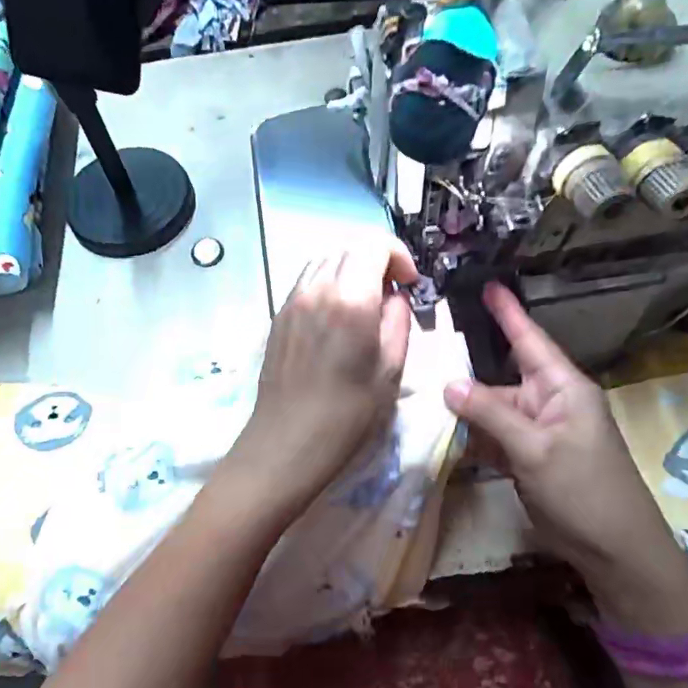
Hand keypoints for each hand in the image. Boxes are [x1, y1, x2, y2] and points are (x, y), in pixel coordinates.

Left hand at [222, 237, 419, 514]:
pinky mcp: (277, 318)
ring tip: (364, 305)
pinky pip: (306, 283)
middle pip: (347, 247)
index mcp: (350, 299)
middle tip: (391, 293)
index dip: (398, 255)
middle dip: (375, 260)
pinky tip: (337, 320)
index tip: (409, 283)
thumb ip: (398, 322)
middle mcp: (316, 289)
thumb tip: (395, 299)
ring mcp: (291, 302)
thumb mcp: (390, 371)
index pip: (374, 244)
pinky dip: (328, 286)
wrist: (287, 444)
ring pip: (324, 262)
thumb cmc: (347, 415)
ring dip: (350, 270)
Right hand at [443, 283, 687, 631]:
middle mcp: (549, 403)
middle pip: (500, 380)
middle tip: (423, 362)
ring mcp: (537, 434)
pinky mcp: (528, 460)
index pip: (529, 340)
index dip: (507, 313)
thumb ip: (491, 414)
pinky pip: (495, 439)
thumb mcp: (535, 449)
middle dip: (467, 376)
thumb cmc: (583, 489)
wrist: (612, 546)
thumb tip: (449, 383)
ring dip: (466, 412)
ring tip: (422, 402)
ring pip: (493, 412)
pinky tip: (444, 437)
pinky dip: (473, 440)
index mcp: (562, 388)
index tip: (487, 285)